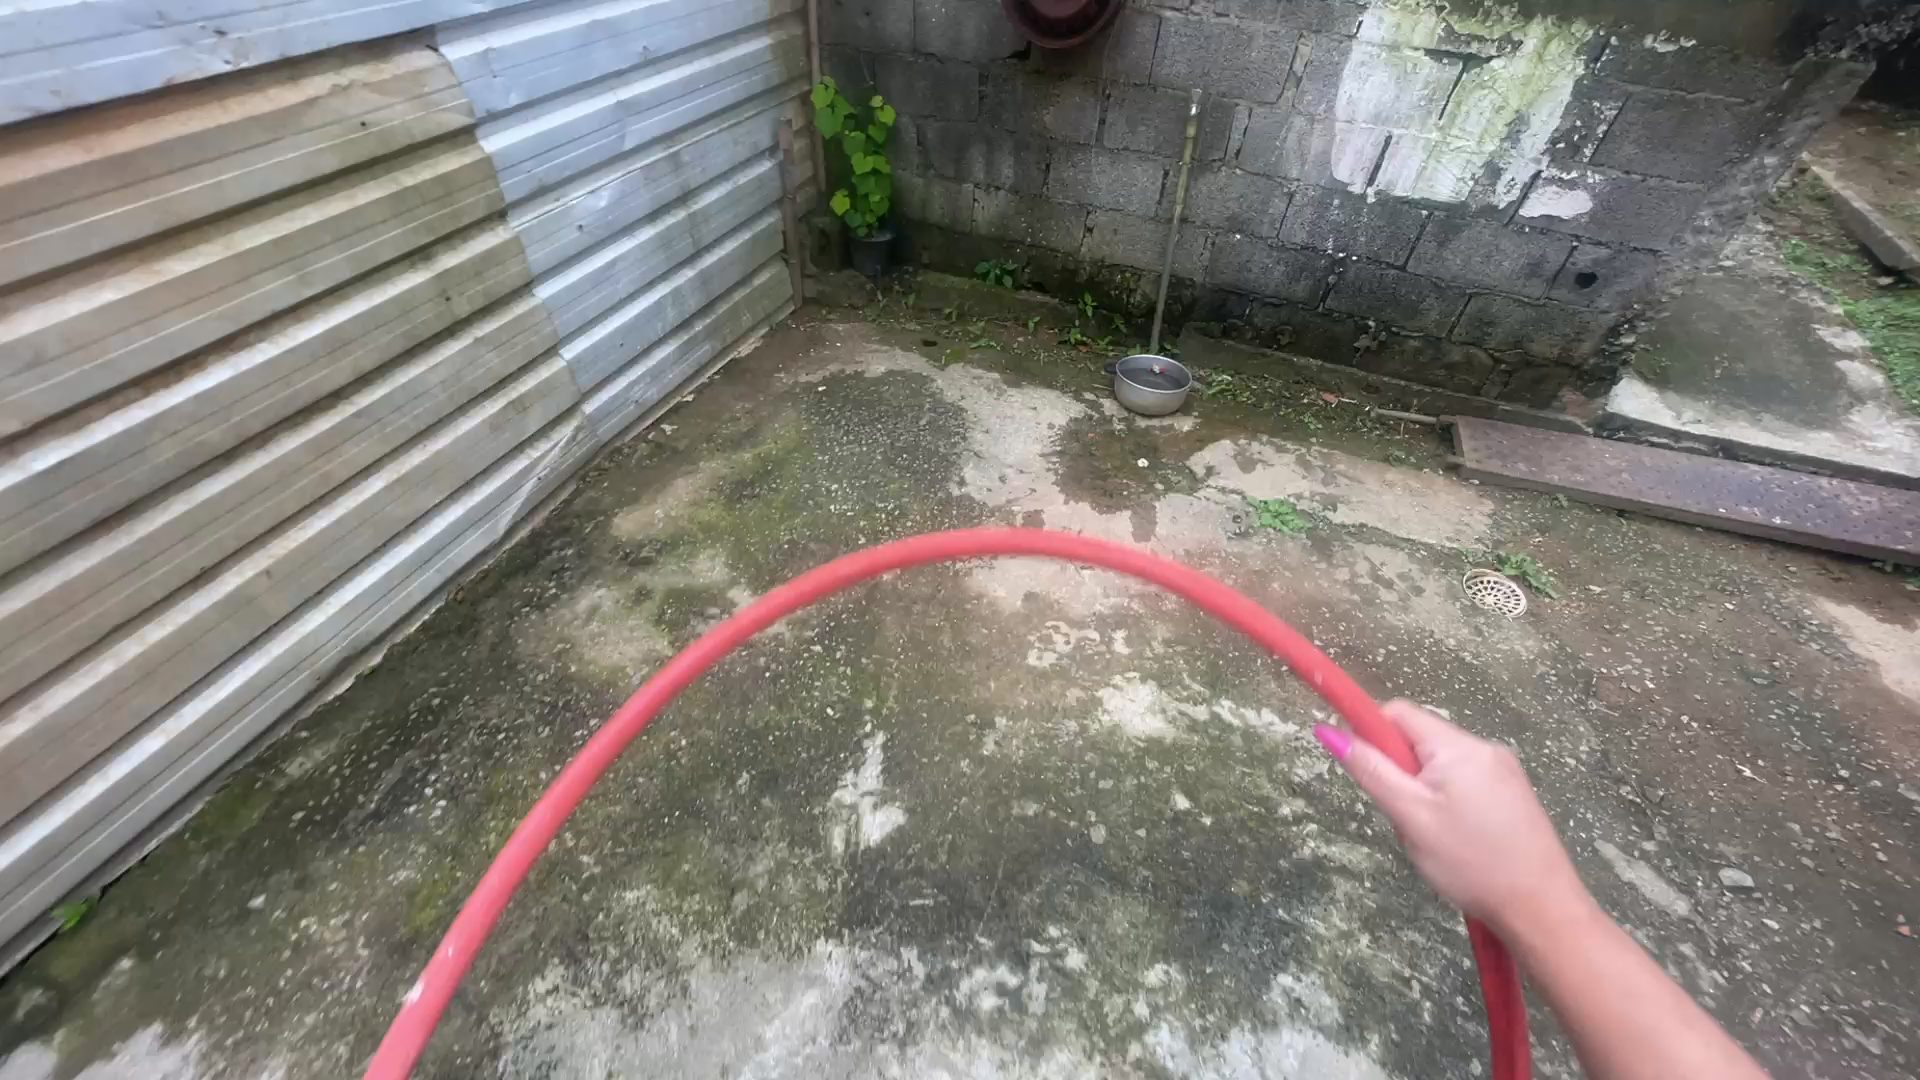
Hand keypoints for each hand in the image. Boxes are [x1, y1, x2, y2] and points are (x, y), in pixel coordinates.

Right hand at [1315, 700, 1592, 939]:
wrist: (1546, 914)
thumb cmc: (1471, 862)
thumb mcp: (1409, 815)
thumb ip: (1368, 769)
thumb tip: (1327, 730)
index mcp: (1459, 747)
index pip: (1398, 713)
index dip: (1371, 732)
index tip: (1366, 769)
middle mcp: (1484, 748)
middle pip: (1417, 739)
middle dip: (1397, 770)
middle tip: (1402, 814)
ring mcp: (1503, 772)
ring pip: (1436, 764)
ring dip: (1419, 790)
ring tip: (1429, 832)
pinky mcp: (1512, 794)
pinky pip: (1460, 781)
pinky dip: (1443, 800)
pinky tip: (1453, 837)